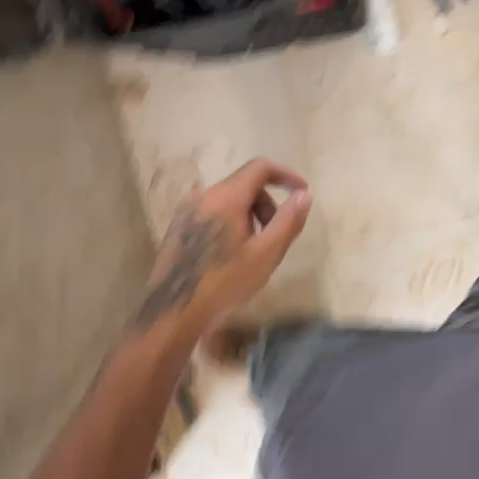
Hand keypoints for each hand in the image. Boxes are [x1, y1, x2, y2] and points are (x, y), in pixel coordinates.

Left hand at [131, 159, 310, 336]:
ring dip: (250, 217)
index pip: (260, 168)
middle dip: (267, 205)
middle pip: (245, 185)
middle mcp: (203, 195)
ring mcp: (187, 210)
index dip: (286, 175)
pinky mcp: (178, 226)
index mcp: (225, 197)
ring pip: (229, 200)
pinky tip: (232, 256)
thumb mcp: (266, 254)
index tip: (302, 192)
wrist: (174, 311)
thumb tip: (304, 195)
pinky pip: (214, 213)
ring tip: (254, 251)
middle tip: (276, 237)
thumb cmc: (224, 282)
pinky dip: (232, 224)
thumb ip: (288, 220)